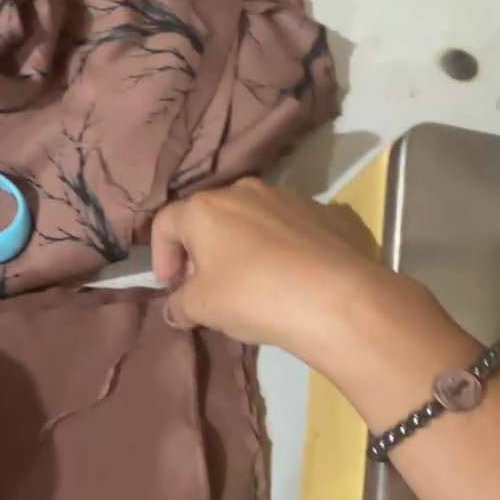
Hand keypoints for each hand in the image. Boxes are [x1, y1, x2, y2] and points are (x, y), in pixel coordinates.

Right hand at [151, 178, 439, 360]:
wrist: (338, 298)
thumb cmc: (253, 296)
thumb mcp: (200, 308)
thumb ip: (178, 304)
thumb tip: (176, 307)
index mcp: (205, 208)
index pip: (165, 223)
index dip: (160, 257)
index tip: (170, 287)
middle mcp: (243, 191)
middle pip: (208, 217)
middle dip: (200, 250)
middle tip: (206, 285)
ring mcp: (287, 197)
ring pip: (249, 219)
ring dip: (239, 246)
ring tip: (249, 281)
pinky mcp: (324, 212)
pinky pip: (286, 227)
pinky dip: (277, 247)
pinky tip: (287, 277)